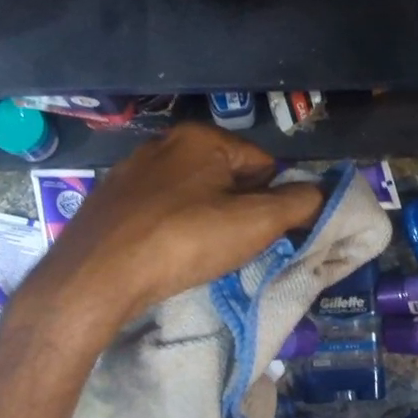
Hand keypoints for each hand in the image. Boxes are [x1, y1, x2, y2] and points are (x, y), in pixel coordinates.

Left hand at [12, 124, 323, 352]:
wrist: (93, 279)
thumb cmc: (182, 242)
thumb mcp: (256, 224)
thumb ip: (300, 204)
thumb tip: (324, 193)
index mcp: (201, 138)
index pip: (264, 165)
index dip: (271, 202)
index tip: (259, 234)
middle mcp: (163, 144)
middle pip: (227, 179)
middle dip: (236, 211)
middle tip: (230, 248)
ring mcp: (130, 173)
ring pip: (191, 197)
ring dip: (203, 223)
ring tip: (196, 257)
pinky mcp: (107, 202)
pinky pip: (158, 212)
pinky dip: (169, 232)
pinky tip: (163, 258)